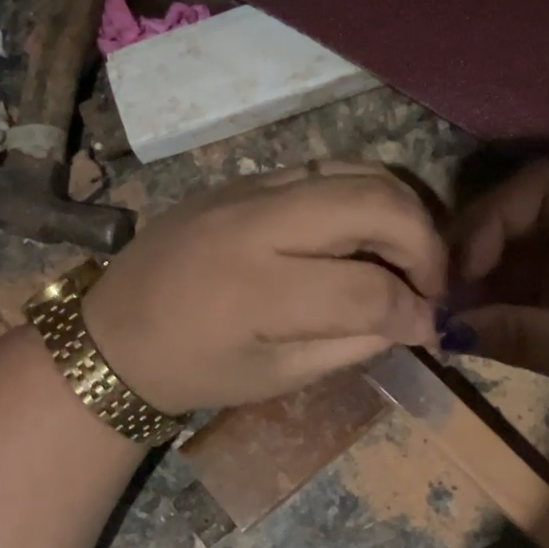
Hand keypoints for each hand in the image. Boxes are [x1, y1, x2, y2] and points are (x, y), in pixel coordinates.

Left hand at [81, 161, 445, 413]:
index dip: (415, 311)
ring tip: (410, 256)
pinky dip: (364, 195)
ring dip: (401, 209)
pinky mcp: (245, 177)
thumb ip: (348, 346)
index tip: (431, 328)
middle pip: (376, 201)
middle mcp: (257, 223)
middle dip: (425, 243)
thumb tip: (410, 320)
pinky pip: (326, 169)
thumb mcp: (275, 378)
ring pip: (358, 170)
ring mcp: (249, 189)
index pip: (368, 288)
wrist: (115, 334)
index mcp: (258, 292)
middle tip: (432, 284)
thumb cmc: (194, 371)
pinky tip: (369, 233)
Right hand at [450, 163, 548, 451]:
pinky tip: (469, 329)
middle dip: (478, 250)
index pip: (544, 187)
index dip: (492, 220)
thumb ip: (518, 334)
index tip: (458, 271)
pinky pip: (532, 291)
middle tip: (436, 294)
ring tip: (443, 315)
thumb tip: (440, 329)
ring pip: (524, 256)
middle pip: (527, 217)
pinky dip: (500, 308)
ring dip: (482, 282)